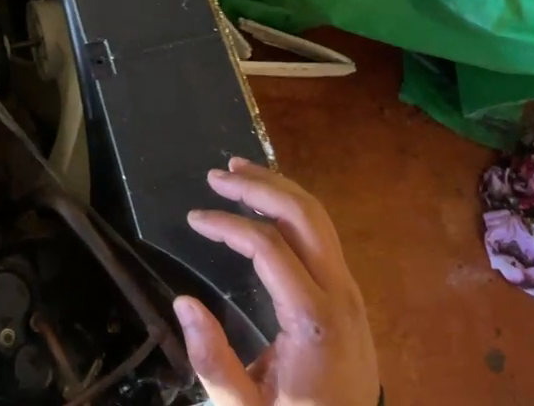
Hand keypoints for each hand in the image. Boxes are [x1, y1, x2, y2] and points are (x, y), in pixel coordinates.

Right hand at [174, 158, 380, 405]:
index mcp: (314, 322)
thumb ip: (214, 362)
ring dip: (277, 188)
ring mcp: (350, 292)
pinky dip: (291, 208)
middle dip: (258, 186)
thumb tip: (183, 302)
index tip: (193, 218)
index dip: (228, 224)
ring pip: (318, 217)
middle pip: (303, 216)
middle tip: (217, 174)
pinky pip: (323, 235)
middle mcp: (340, 295)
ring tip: (238, 171)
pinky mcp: (349, 296)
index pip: (269, 248)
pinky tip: (266, 204)